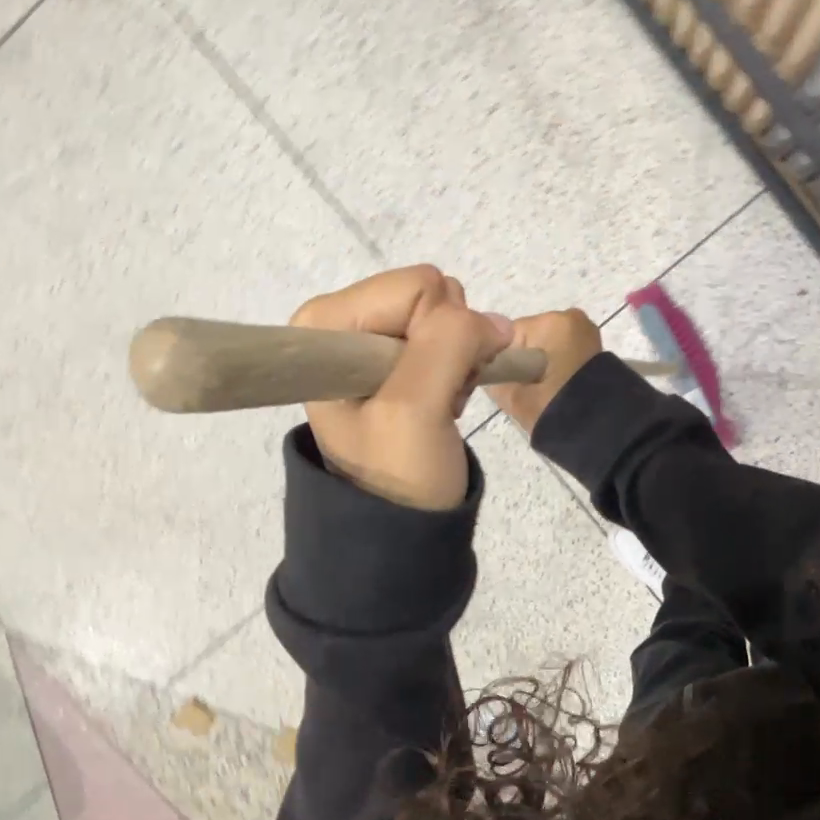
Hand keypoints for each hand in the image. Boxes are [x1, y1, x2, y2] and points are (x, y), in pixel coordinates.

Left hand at [295, 266, 512, 509]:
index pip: (415, 288)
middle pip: (429, 295)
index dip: (442, 332)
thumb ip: (448, 345)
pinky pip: (444, 337)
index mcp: (325, 324)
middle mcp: (340, 323)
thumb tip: (494, 321)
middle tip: (439, 397)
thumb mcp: (417, 409)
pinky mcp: (391, 361)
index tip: (434, 385)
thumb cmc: (399, 476)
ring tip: (440, 404)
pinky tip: (443, 402)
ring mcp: (366, 342)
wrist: (397, 531)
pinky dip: (457, 369)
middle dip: (450, 345)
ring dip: (456, 360)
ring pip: (443, 315)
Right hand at [485, 309, 603, 434]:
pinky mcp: (595, 348)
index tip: (505, 386)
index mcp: (551, 322)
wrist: (601, 431)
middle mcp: (571, 318)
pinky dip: (556, 367)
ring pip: (545, 346)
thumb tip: (486, 368)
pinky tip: (556, 387)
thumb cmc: (553, 409)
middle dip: (523, 362)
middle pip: (528, 339)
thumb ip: (491, 376)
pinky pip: (563, 352)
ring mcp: (586, 331)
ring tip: (542, 392)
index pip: (507, 337)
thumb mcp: (512, 396)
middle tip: (524, 392)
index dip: (502, 363)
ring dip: (540, 365)